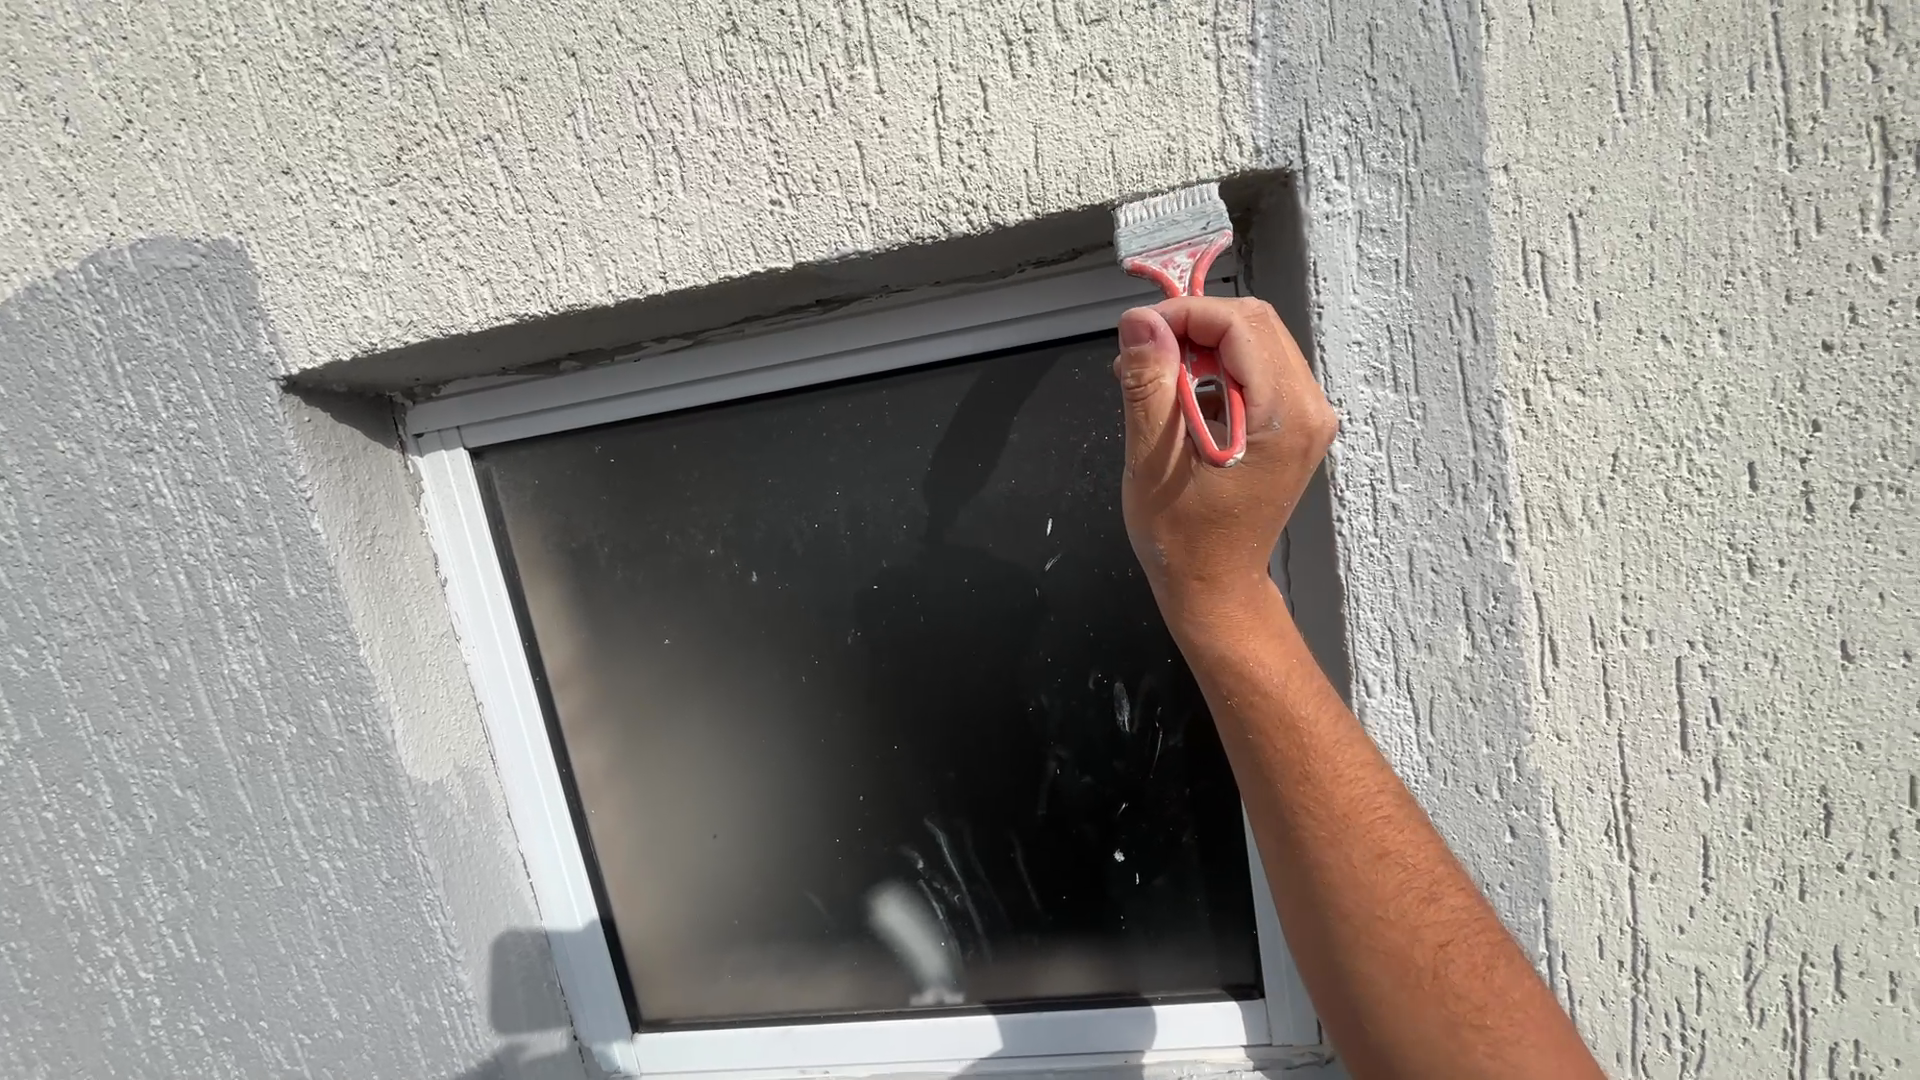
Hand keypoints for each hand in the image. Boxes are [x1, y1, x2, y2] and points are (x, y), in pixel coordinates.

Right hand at [1112, 297, 1336, 627]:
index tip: (1134, 334)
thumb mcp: (1154, 462)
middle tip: (1137, 358)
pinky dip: (1212, 369)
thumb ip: (1149, 386)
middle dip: (1190, 327)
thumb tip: (1140, 321)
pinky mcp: (1292, 426)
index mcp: (1282, 417)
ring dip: (1198, 348)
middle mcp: (1309, 409)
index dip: (1183, 315)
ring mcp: (1307, 418)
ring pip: (1254, 343)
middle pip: (1253, 325)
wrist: (1215, 587)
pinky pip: (1255, 371)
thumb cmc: (1181, 539)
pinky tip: (1177, 398)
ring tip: (1149, 381)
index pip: (1240, 324)